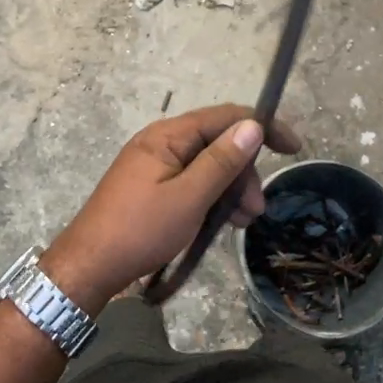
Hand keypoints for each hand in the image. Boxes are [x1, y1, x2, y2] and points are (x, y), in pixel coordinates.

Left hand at [41, 104, 301, 313]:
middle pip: (217, 143)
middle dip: (244, 172)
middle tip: (257, 209)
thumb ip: (222, 161)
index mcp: (168, 136)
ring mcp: (155, 167)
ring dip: (231, 190)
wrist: (90, 266)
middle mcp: (162, 143)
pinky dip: (212, 199)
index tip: (293, 148)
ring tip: (242, 223)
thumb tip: (253, 125)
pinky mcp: (152, 189)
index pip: (225, 116)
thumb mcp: (189, 197)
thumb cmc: (140, 230)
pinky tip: (221, 223)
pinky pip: (192, 184)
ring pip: (207, 167)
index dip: (262, 126)